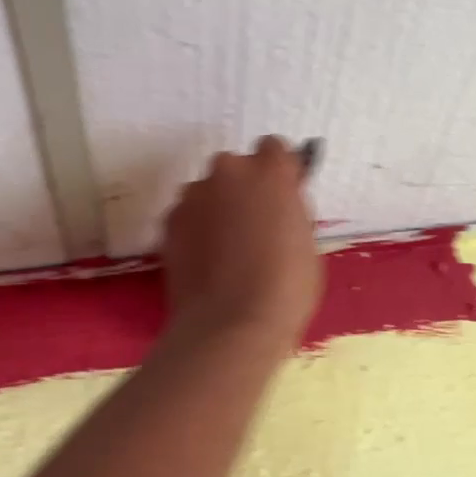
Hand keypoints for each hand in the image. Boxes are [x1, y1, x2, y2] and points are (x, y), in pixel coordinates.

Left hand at [160, 136, 322, 348]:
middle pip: (235, 168)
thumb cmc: (284, 291)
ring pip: (206, 192)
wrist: (229, 326)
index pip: (274, 151)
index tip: (279, 201)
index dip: (278, 175)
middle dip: (242, 190)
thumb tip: (278, 212)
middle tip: (250, 230)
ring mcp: (192, 196)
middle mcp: (228, 171)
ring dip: (214, 209)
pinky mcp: (168, 223)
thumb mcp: (306, 246)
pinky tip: (203, 263)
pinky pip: (186, 217)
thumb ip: (289, 215)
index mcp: (270, 171)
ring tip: (222, 252)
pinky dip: (193, 231)